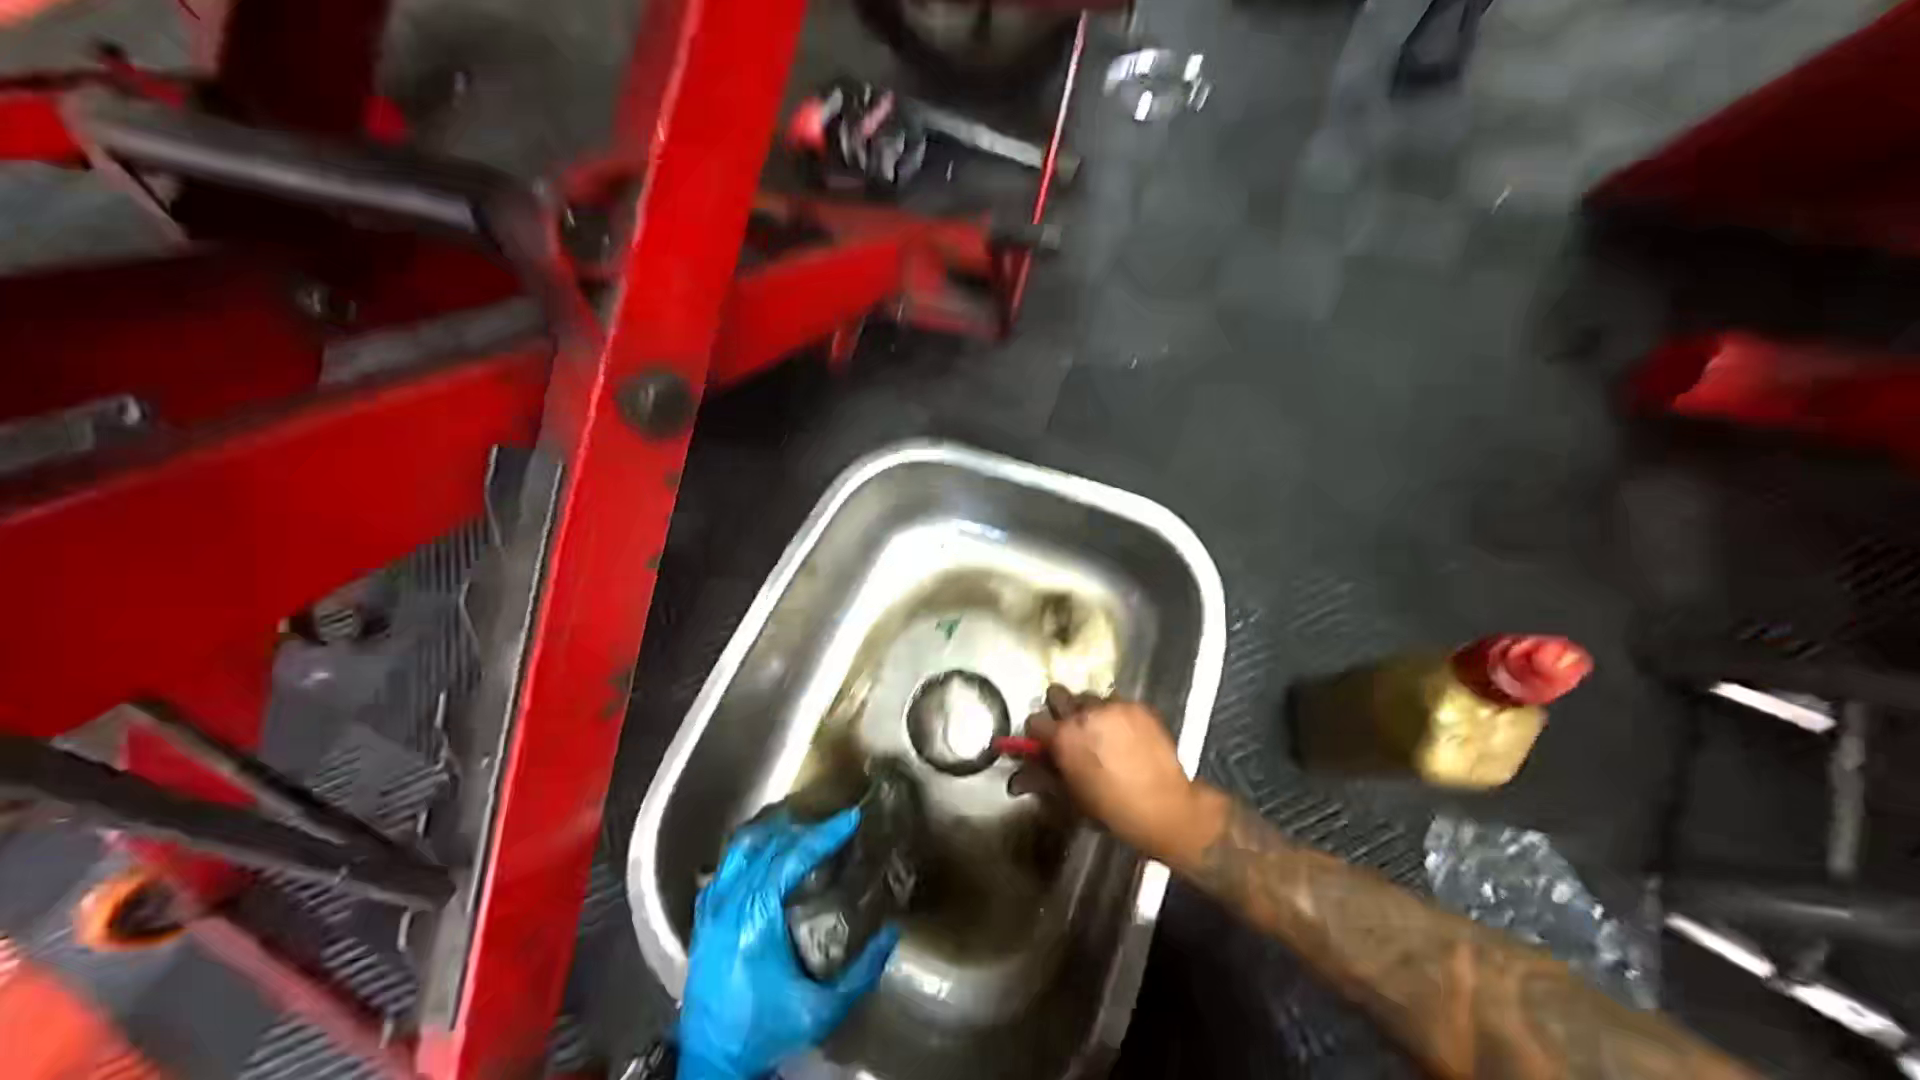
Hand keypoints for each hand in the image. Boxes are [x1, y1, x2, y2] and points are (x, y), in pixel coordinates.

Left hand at [678, 807, 898, 1079]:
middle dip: (805, 828)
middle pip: (769, 845)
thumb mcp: (822, 1009)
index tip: (850, 817)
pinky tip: (766, 855)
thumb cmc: (766, 1031)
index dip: (824, 834)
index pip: (792, 857)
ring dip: (774, 833)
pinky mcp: (702, 919)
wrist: (713, 1062)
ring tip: (802, 828)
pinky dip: (749, 852)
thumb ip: (862, 971)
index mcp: (756, 917)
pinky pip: (725, 867)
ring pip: (741, 849)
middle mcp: (730, 903)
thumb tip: (892, 932)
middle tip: (833, 823)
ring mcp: (711, 908)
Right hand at [1021, 686, 1203, 860]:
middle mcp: (1084, 713)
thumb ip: (1041, 780)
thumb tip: (1016, 779)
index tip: (1045, 744)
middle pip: (1058, 694)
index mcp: (1063, 736)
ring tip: (1102, 733)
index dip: (1038, 734)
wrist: (1165, 807)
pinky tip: (1125, 735)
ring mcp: (1114, 706)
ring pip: (1090, 697)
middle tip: (1071, 731)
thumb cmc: (1111, 808)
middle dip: (1059, 710)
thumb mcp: (1071, 797)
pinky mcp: (1138, 706)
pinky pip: (1118, 702)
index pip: (1035, 720)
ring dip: (1089, 711)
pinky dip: (1115, 715)